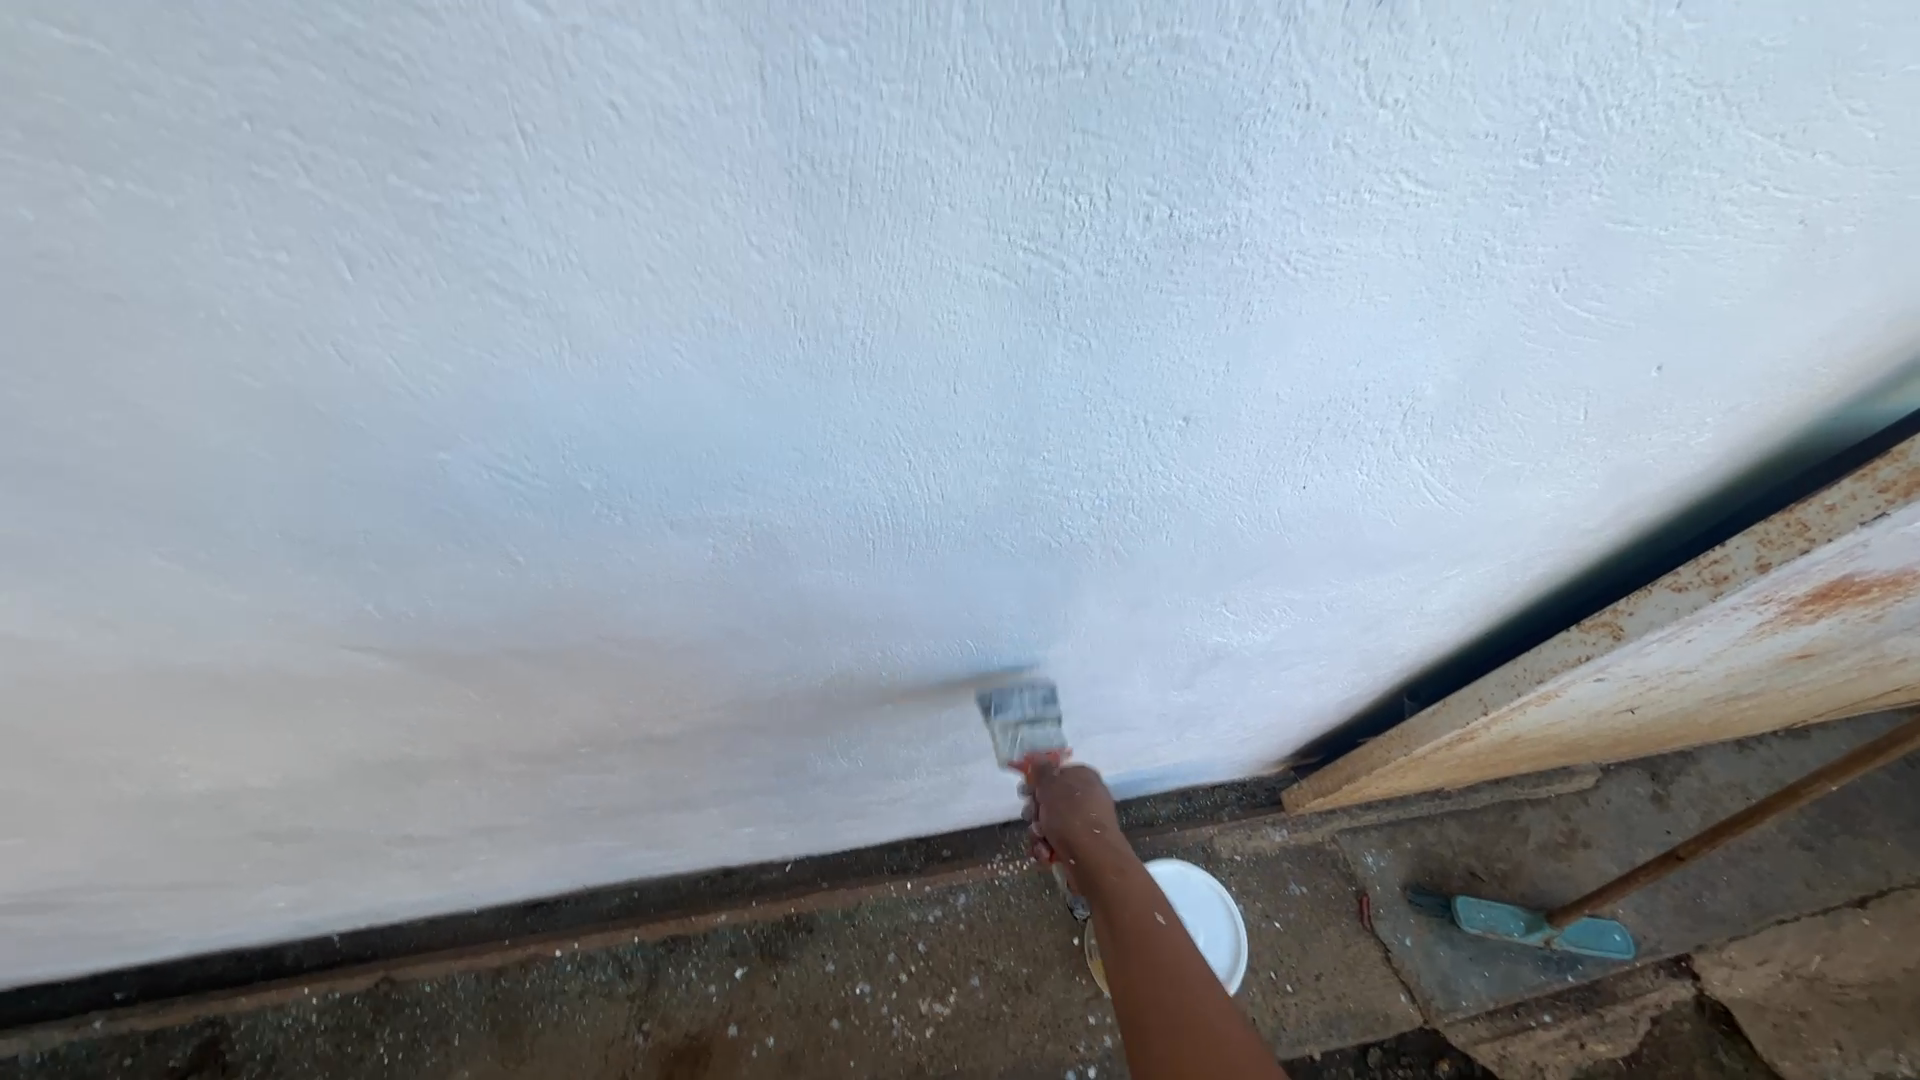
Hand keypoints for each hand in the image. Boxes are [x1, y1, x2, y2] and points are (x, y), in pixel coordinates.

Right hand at [1021, 761, 1128, 889]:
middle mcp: (1085, 798)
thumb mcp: (1051, 786)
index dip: (1038, 782)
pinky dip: (1047, 847)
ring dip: (1038, 832)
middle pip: (1049, 800)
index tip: (1026, 792)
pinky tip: (1046, 853)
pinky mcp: (1080, 845)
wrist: (1093, 859)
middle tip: (1032, 817)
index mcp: (1083, 777)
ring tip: (1041, 839)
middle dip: (1034, 811)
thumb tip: (1037, 757)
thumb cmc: (1070, 816)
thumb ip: (1041, 770)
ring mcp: (1083, 823)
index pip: (1055, 773)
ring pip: (1048, 823)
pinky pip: (1055, 841)